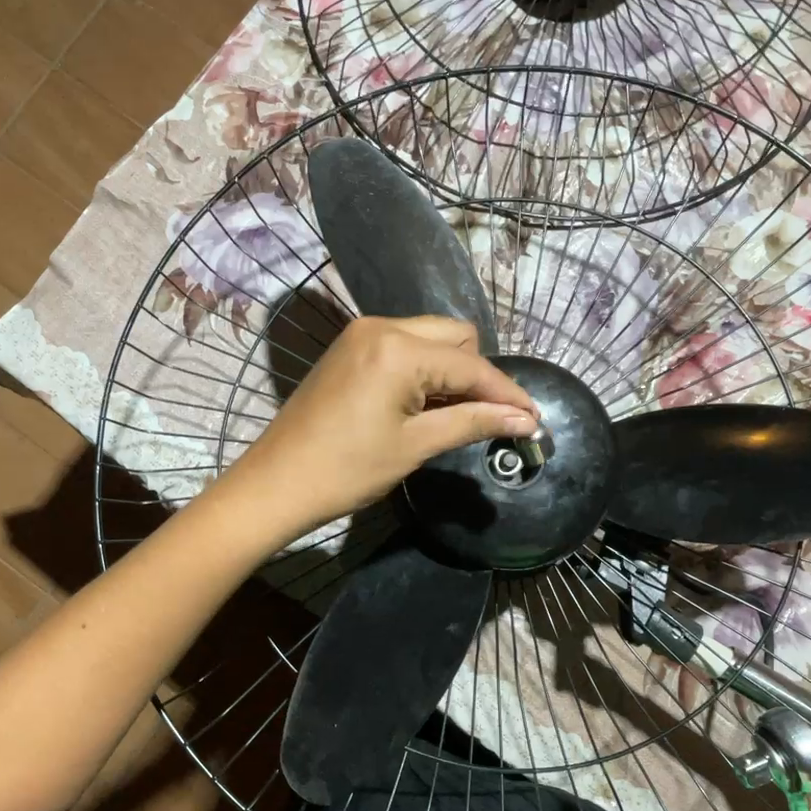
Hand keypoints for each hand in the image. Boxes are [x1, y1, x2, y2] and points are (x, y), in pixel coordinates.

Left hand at [221, 316, 536, 536]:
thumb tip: (525, 419)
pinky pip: (402, 347)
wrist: (276, 484)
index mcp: (398, 348)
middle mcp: (380, 326)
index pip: (471, 365)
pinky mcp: (348, 349)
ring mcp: (360, 335)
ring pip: (429, 338)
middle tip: (487, 418)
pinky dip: (423, 370)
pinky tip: (425, 404)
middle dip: (477, 375)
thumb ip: (473, 422)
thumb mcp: (415, 446)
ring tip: (457, 415)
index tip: (535, 418)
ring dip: (450, 371)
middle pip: (454, 337)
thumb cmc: (346, 470)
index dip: (507, 393)